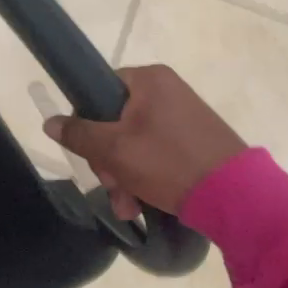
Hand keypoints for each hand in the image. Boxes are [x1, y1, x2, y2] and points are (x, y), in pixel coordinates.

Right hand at [44, 64, 245, 218]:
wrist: (237, 197)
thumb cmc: (168, 163)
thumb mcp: (114, 150)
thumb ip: (78, 134)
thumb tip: (50, 121)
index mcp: (148, 80)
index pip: (99, 89)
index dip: (86, 122)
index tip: (89, 154)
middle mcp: (167, 90)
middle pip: (115, 120)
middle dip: (108, 160)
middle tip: (112, 188)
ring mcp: (184, 115)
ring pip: (134, 141)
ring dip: (123, 175)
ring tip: (127, 207)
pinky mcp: (195, 140)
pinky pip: (156, 152)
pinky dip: (145, 176)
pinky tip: (141, 204)